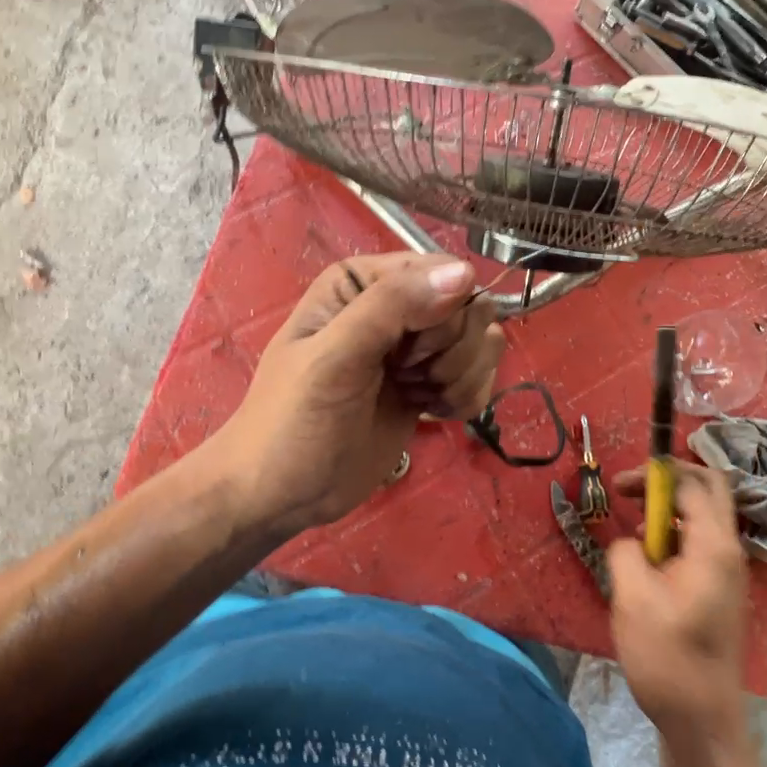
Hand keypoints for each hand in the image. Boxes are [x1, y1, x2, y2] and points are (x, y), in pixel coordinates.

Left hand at [207, 253, 504, 533]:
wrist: (283, 495)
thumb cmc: (294, 421)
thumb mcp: (334, 358)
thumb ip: (393, 306)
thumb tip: (465, 271)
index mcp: (363, 282)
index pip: (443, 272)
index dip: (442, 312)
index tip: (410, 354)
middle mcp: (396, 306)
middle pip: (470, 307)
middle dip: (451, 350)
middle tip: (409, 379)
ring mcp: (417, 348)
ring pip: (483, 340)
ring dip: (462, 376)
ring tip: (419, 398)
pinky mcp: (432, 385)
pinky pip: (480, 374)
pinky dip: (466, 398)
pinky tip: (433, 413)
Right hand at [608, 460, 749, 735]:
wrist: (703, 720)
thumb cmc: (667, 658)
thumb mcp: (632, 599)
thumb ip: (626, 553)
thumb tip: (631, 543)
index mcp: (714, 546)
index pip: (693, 482)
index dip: (655, 474)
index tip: (619, 488)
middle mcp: (730, 551)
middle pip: (709, 491)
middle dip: (669, 482)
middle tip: (632, 495)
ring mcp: (730, 573)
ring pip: (705, 519)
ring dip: (670, 514)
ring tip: (636, 538)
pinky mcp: (722, 592)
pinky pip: (701, 546)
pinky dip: (675, 540)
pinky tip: (649, 567)